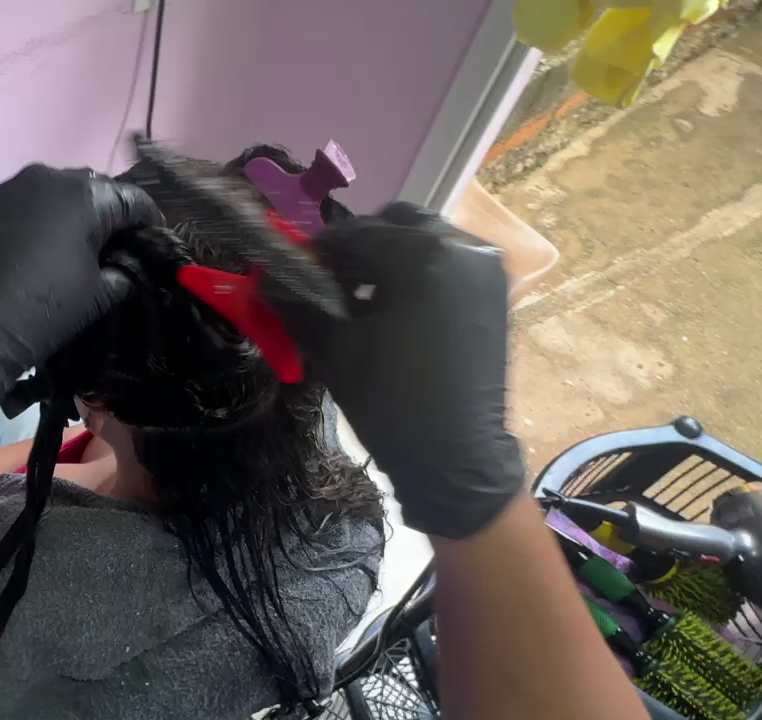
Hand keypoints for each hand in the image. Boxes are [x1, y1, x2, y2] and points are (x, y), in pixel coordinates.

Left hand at [0, 165, 159, 413]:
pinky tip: (47, 246)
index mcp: (86, 197)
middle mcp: (52, 177)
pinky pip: (31, 203)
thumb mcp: (95, 298)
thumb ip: (118, 275)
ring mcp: (16, 186)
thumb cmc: (42, 311)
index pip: (132, 200)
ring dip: (75, 215)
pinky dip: (45, 219)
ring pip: (60, 193)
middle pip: (95, 190)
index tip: (154, 239)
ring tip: (81, 246)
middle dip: (110, 215)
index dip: (148, 221)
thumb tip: (121, 267)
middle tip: (116, 245)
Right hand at [280, 203, 522, 538]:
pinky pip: (449, 264)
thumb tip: (265, 278)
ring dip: (391, 258)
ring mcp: (485, 269)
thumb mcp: (334, 352)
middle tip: (331, 279)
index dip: (320, 248)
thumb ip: (298, 306)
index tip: (295, 267)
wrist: (454, 454)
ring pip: (428, 241)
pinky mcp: (496, 294)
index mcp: (419, 255)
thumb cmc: (389, 401)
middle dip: (361, 245)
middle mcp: (460, 247)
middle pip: (399, 223)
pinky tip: (395, 310)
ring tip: (361, 298)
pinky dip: (419, 274)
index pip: (358, 232)